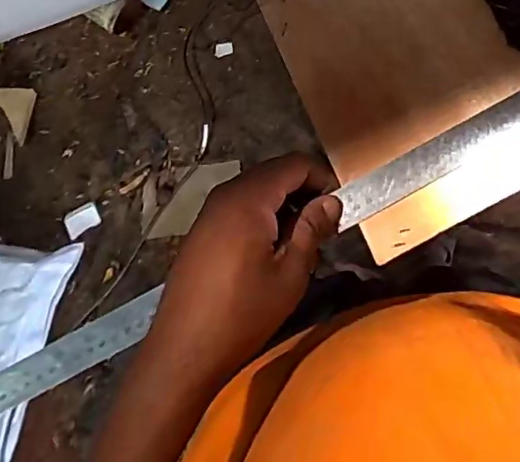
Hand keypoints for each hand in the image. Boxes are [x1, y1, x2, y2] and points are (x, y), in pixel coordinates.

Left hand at [147, 153, 340, 384]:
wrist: (180, 356)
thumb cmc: (241, 315)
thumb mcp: (290, 275)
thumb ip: (312, 229)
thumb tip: (331, 201)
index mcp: (249, 199)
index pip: (296, 163)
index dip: (323, 177)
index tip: (339, 206)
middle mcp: (227, 194)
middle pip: (276, 172)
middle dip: (305, 190)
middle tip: (324, 223)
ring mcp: (209, 211)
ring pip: (258, 188)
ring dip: (284, 203)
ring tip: (301, 238)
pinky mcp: (201, 230)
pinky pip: (240, 205)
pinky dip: (263, 213)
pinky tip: (271, 247)